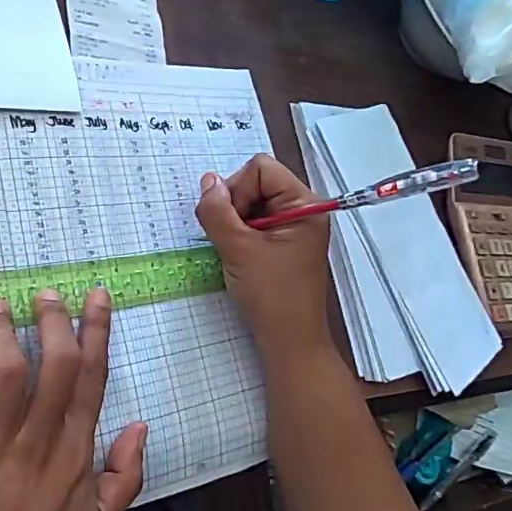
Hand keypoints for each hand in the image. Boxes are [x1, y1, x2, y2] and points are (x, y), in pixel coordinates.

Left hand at [0, 290, 147, 510]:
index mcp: (75, 457)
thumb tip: (142, 423)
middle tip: (44, 294)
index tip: (95, 296)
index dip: (97, 332)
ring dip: (1, 332)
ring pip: (5, 373)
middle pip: (57, 366)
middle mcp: (38, 446)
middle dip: (55, 321)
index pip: (93, 380)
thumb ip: (126, 475)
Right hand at [195, 154, 332, 353]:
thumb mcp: (238, 249)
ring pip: (251, 202)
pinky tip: (237, 254)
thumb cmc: (271, 296)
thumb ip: (217, 211)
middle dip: (234, 205)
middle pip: (255, 182)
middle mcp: (302, 210)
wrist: (289, 341)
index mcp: (304, 205)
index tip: (232, 222)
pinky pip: (254, 221)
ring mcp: (293, 227)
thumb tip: (207, 181)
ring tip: (234, 249)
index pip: (261, 169)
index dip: (238, 189)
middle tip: (231, 237)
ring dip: (234, 220)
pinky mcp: (283, 242)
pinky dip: (239, 232)